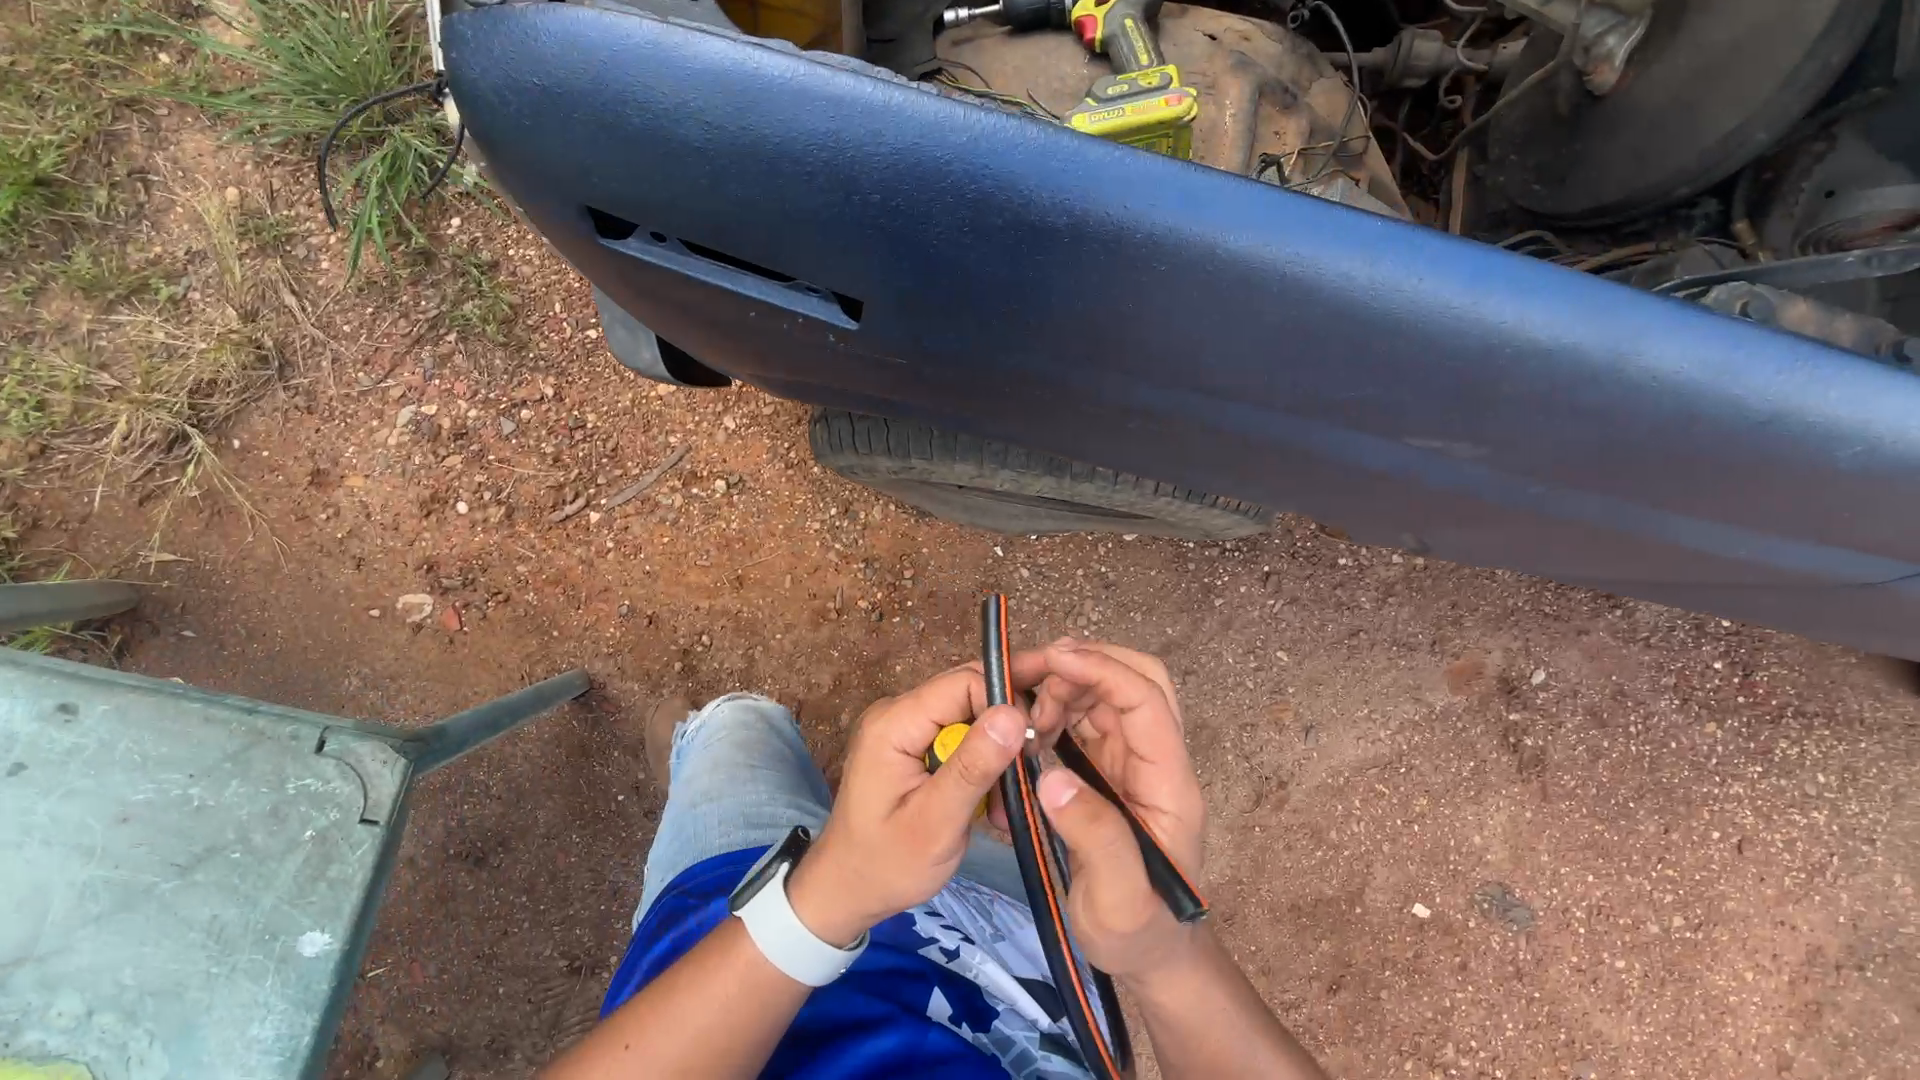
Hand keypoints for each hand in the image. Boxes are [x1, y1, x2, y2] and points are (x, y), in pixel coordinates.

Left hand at [785, 667, 1026, 946]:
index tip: (1033, 747)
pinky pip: (963, 736)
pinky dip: (984, 764)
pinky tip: (994, 802)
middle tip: (1033, 768)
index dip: (1006, 705)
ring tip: (1009, 800)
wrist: (847, 890)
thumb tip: (1014, 714)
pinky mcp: (916, 745)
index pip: (966, 681)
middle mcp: (899, 712)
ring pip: (973, 715)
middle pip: (971, 691)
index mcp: (895, 722)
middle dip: (1009, 726)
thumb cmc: (887, 864)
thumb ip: (973, 766)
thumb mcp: (936, 822)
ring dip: (999, 753)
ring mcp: (906, 727)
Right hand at [1022, 641, 1206, 982]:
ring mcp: (1133, 762)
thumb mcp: (1118, 898)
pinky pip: (1087, 718)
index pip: (1146, 701)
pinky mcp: (1109, 769)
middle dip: (1087, 663)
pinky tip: (1030, 730)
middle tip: (1032, 673)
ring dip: (1067, 686)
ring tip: (1024, 714)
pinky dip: (1058, 709)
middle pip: (1137, 680)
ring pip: (1108, 694)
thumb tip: (1053, 778)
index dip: (1102, 670)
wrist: (1148, 951)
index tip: (1053, 659)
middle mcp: (1155, 760)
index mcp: (1169, 782)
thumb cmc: (1138, 929)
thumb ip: (1094, 837)